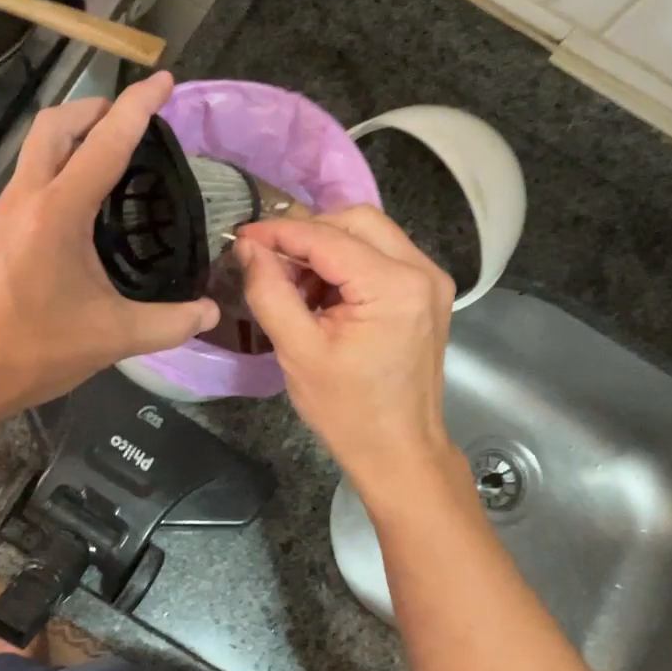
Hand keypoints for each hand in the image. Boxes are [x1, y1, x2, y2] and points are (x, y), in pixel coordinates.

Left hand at [0, 72, 217, 430]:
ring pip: (34, 151)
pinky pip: (27, 181)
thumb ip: (169, 323)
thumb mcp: (113, 338)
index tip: (164, 81)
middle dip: (95, 109)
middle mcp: (25, 200)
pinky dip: (55, 170)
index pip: (105, 142)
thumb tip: (210, 314)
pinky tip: (77, 205)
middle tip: (131, 119)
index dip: (139, 107)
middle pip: (55, 126)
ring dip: (70, 137)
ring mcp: (1, 216)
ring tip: (109, 156)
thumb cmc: (35, 352)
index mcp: (58, 212)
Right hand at [236, 207, 455, 492]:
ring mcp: (430, 281)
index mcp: (393, 286)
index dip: (279, 232)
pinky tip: (322, 296)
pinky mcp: (427, 294)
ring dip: (326, 249)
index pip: (327, 237)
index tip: (241, 236)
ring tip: (294, 287)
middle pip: (356, 221)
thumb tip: (249, 248)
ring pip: (370, 234)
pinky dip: (346, 265)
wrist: (398, 450)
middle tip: (271, 265)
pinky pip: (381, 257)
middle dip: (307, 235)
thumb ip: (270, 292)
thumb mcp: (297, 351)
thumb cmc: (346, 410)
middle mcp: (421, 271)